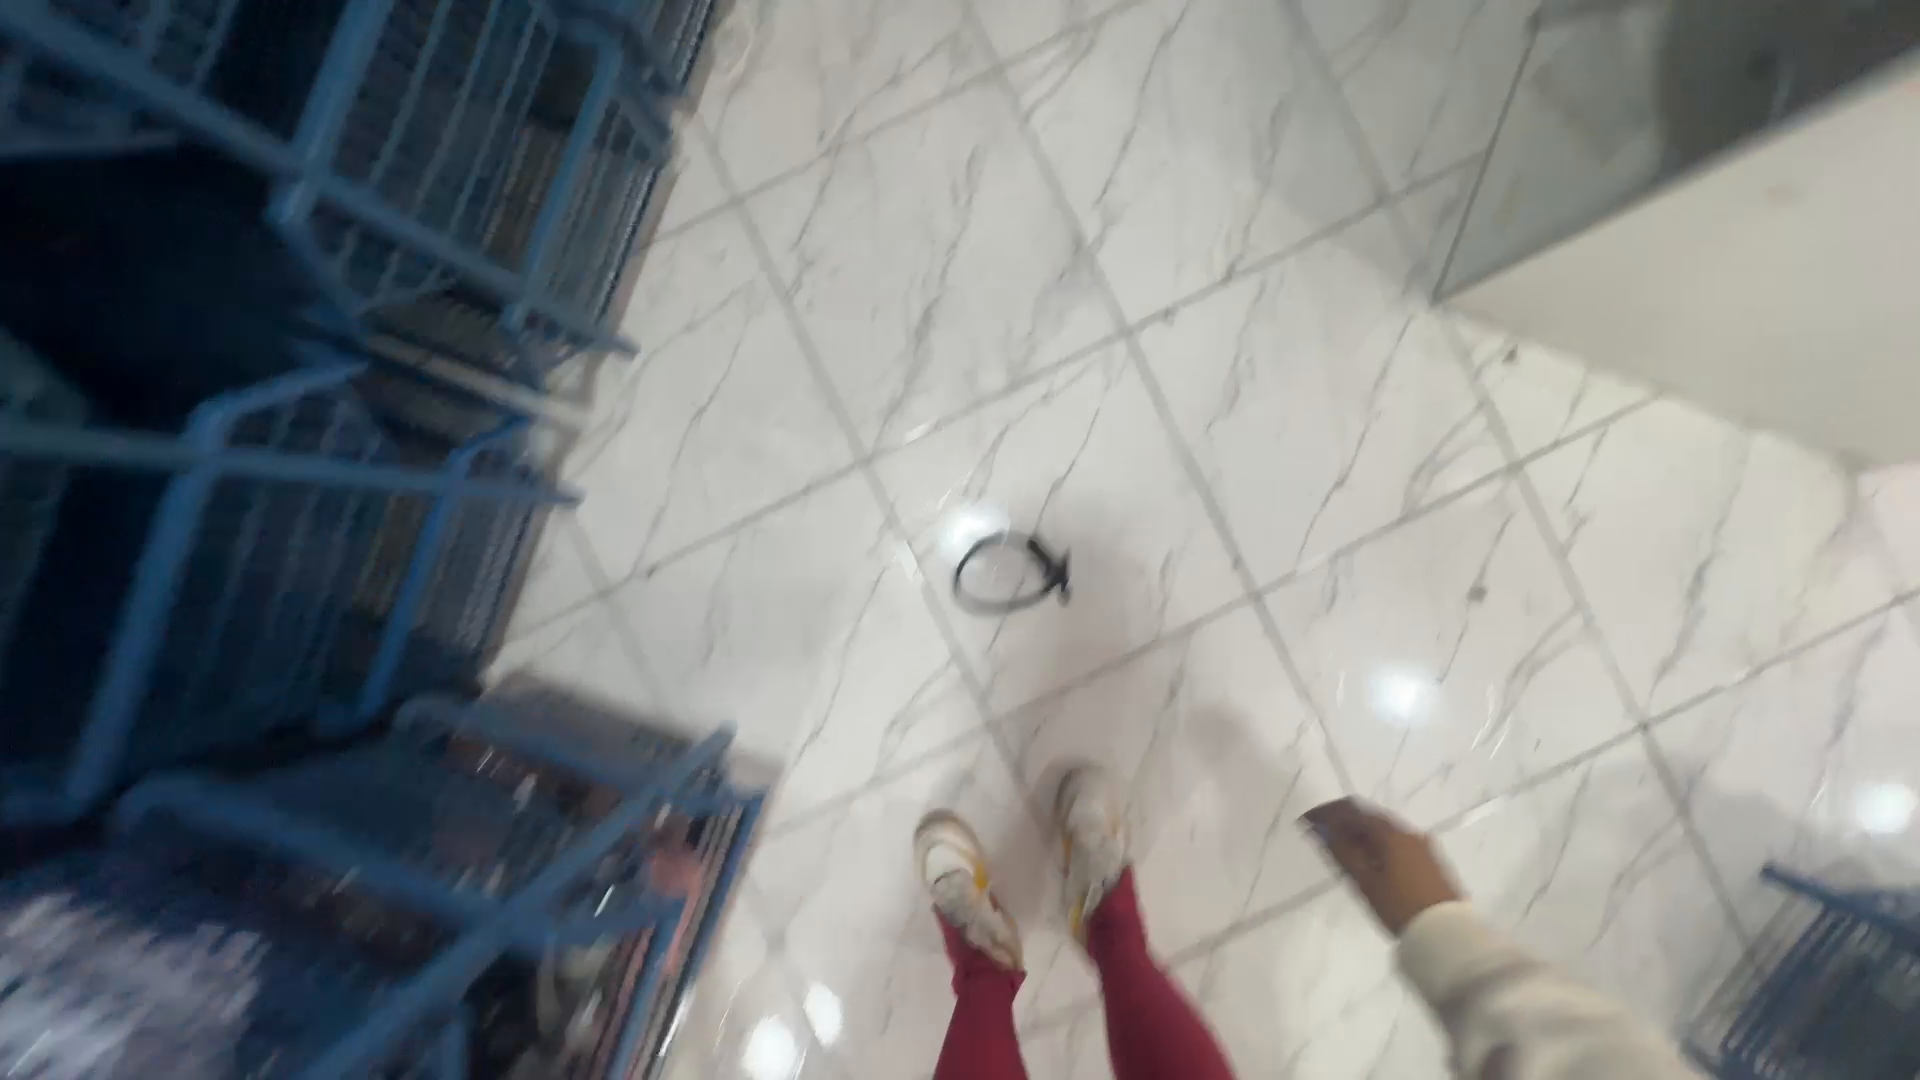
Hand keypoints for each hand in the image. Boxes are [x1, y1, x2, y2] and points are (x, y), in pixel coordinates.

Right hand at [1302, 797, 1462, 934]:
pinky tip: (1370, 861)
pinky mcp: (1432, 863)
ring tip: (1344, 850)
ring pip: (1384, 832)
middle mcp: (1409, 833)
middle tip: (1323, 835)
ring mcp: (1424, 847)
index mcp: (1392, 833)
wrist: (1449, 937)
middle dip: (1344, 823)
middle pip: (1369, 818)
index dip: (1327, 814)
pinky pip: (1398, 844)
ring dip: (1361, 835)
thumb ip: (1340, 851)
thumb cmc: (1400, 906)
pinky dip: (1378, 845)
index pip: (1352, 811)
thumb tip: (1320, 831)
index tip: (1308, 822)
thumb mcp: (1364, 881)